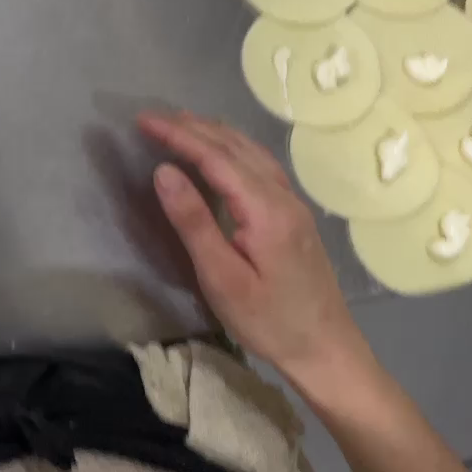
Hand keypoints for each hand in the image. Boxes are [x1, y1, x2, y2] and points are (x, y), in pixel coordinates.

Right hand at [139, 110, 374, 397]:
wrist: (328, 353)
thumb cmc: (269, 321)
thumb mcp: (221, 277)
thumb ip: (193, 221)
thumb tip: (164, 172)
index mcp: (266, 210)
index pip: (215, 157)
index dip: (178, 135)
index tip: (143, 121)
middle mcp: (283, 197)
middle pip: (234, 147)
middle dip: (191, 127)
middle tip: (151, 118)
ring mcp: (293, 204)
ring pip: (250, 152)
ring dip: (213, 132)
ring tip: (180, 122)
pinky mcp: (293, 215)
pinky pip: (259, 164)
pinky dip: (232, 147)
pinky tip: (222, 150)